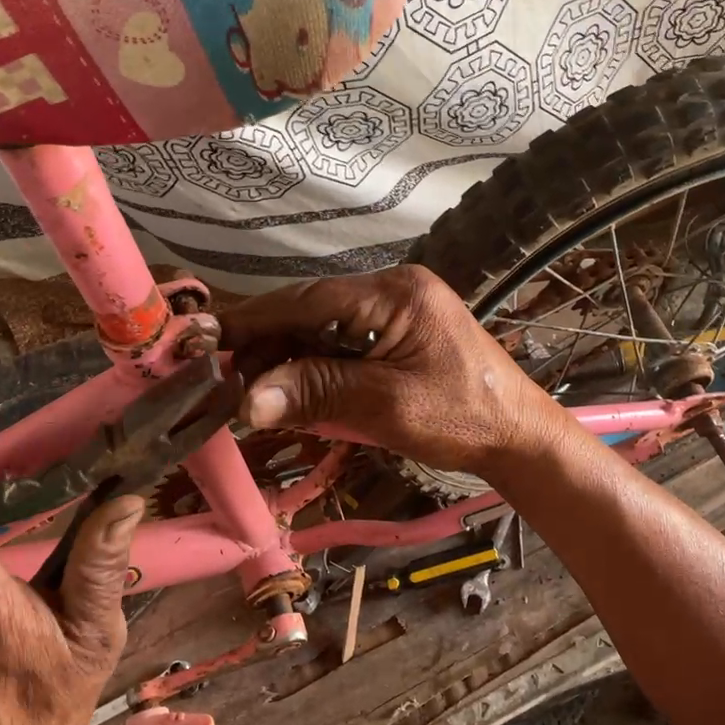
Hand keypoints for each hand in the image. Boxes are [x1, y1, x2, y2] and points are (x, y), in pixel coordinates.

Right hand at [220, 265, 569, 472]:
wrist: (519, 435)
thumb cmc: (462, 418)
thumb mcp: (387, 406)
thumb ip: (318, 392)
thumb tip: (247, 400)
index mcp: (396, 293)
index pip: (308, 300)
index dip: (254, 320)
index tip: (205, 336)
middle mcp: (393, 288)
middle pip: (311, 310)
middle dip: (266, 342)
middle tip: (219, 374)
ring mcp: (397, 309)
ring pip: (322, 326)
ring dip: (286, 356)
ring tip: (247, 387)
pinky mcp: (398, 331)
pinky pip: (342, 340)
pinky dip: (312, 363)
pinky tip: (289, 386)